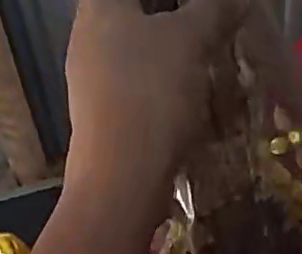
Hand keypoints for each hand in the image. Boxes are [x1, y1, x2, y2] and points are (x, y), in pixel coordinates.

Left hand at [62, 0, 246, 220]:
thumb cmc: (150, 98)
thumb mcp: (190, 42)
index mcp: (98, 9)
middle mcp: (87, 48)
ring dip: (176, 69)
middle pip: (136, 23)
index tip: (196, 6)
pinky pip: (142, 105)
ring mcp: (93, 95)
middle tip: (212, 33)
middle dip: (176, 27)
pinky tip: (195, 114)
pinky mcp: (106, 134)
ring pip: (141, 67)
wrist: (122, 188)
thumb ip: (214, 11)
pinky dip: (169, 105)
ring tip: (212, 74)